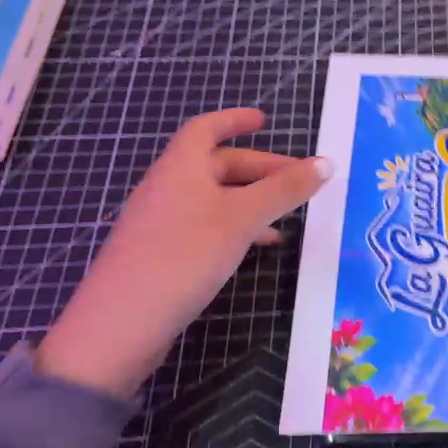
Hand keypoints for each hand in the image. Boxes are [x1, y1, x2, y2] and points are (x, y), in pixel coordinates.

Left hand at [35, 109, 330, 398]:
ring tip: (288, 216)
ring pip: (214, 198)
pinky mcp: (161, 255)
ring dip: (251, 201)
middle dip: (258, 168)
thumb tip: (327, 162)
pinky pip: (205, 226)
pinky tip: (257, 247)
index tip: (264, 120)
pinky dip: (235, 227)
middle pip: (216, 165)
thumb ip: (284, 190)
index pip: (206, 129)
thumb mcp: (242, 219)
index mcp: (180, 167)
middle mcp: (167, 188)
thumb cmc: (183, 256)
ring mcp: (161, 223)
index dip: (234, 120)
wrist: (120, 327)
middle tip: (298, 179)